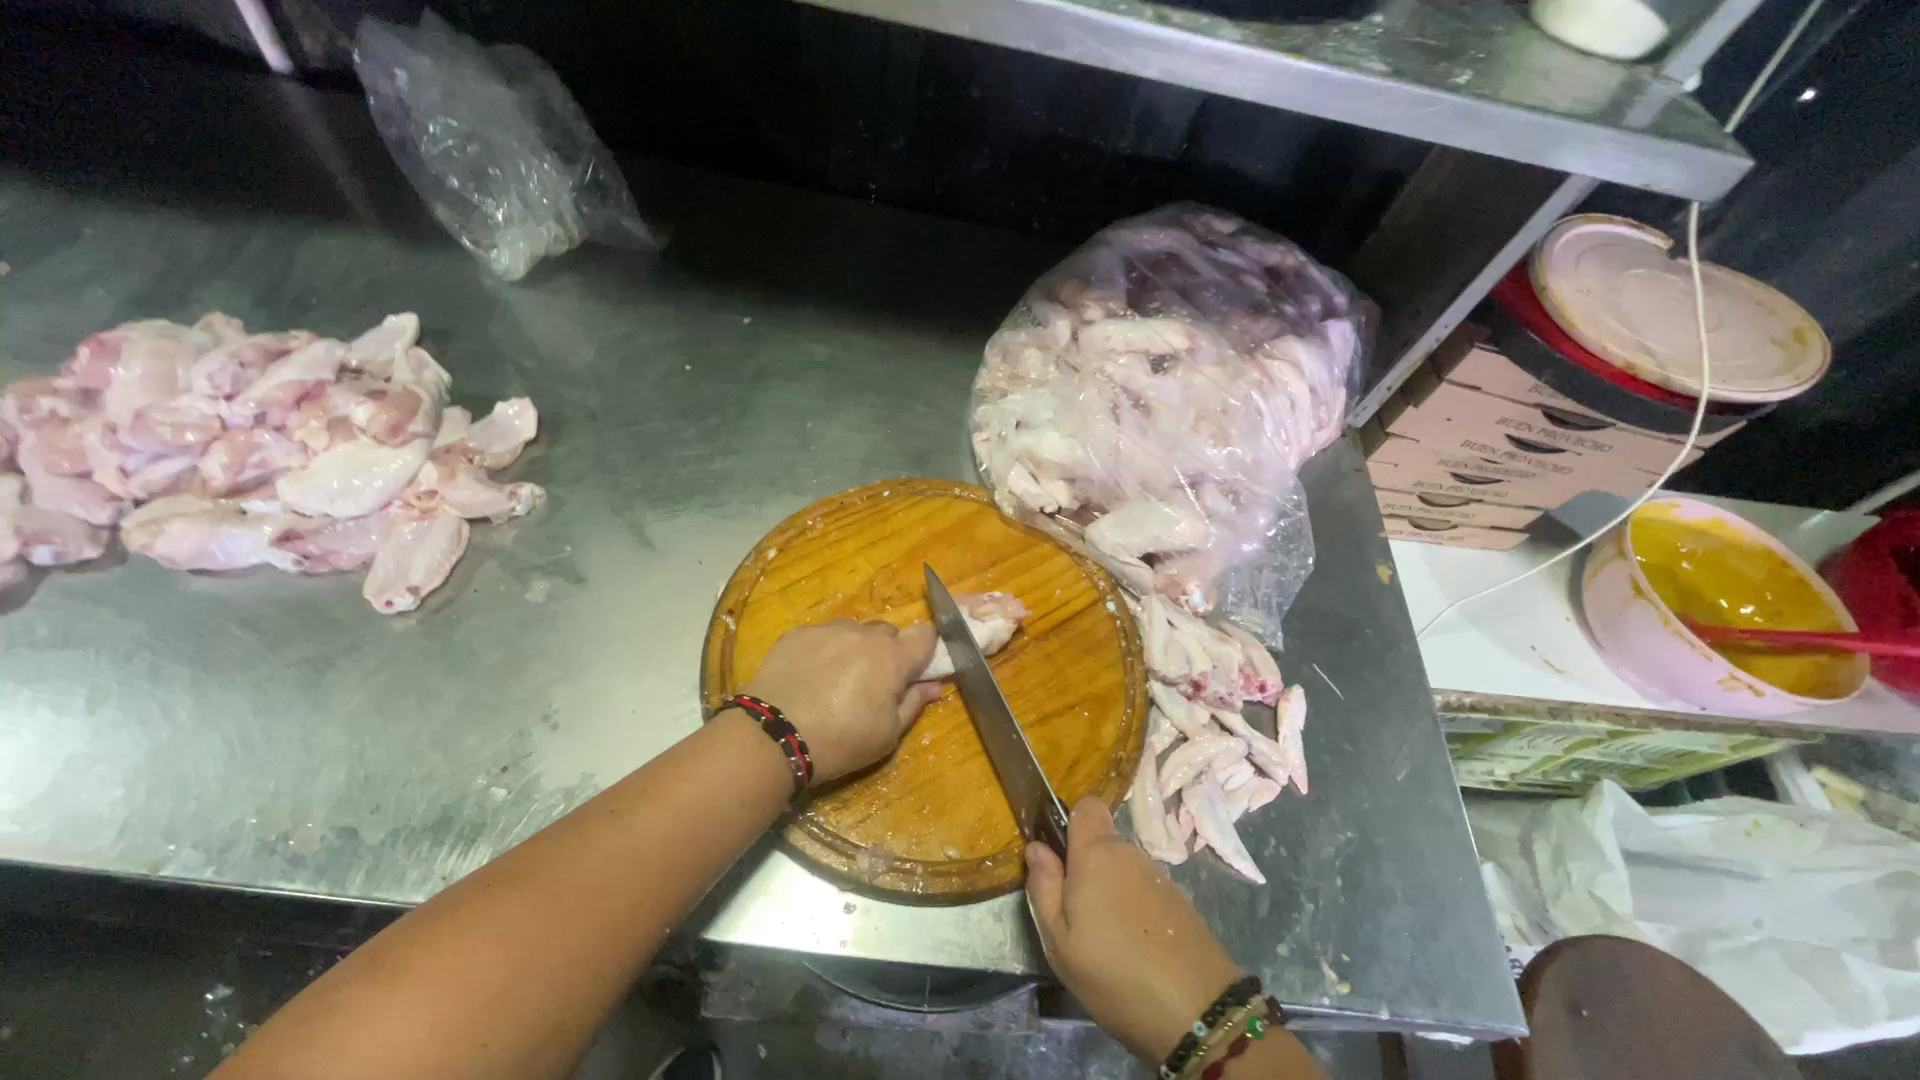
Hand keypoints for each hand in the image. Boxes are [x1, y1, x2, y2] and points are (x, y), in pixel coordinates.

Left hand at [743, 619, 942, 783]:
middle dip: (887, 653)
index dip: (926, 649)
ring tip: (835, 681)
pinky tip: (808, 677)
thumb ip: (914, 703)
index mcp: (893, 657)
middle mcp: (864, 634)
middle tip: (872, 685)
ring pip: (853, 631)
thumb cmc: (840, 741)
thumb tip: (935, 685)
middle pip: (888, 632)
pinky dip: (823, 651)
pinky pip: (822, 635)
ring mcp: (828, 630)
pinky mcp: (797, 633)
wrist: (773, 735)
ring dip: (854, 649)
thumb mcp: (887, 734)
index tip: (917, 670)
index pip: (926, 634)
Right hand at [1025, 798, 1243, 1061]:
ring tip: (1105, 941)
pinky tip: (1134, 949)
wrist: (1198, 1011)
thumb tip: (1036, 848)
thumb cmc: (1114, 973)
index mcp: (1097, 854)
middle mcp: (1131, 854)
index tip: (1059, 857)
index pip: (1087, 805)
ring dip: (1110, 893)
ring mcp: (1160, 877)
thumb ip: (1044, 887)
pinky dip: (1134, 910)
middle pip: (1102, 844)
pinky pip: (1144, 891)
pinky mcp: (1180, 902)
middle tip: (1075, 917)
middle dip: (1086, 869)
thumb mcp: (1059, 941)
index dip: (1070, 822)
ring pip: (1123, 870)